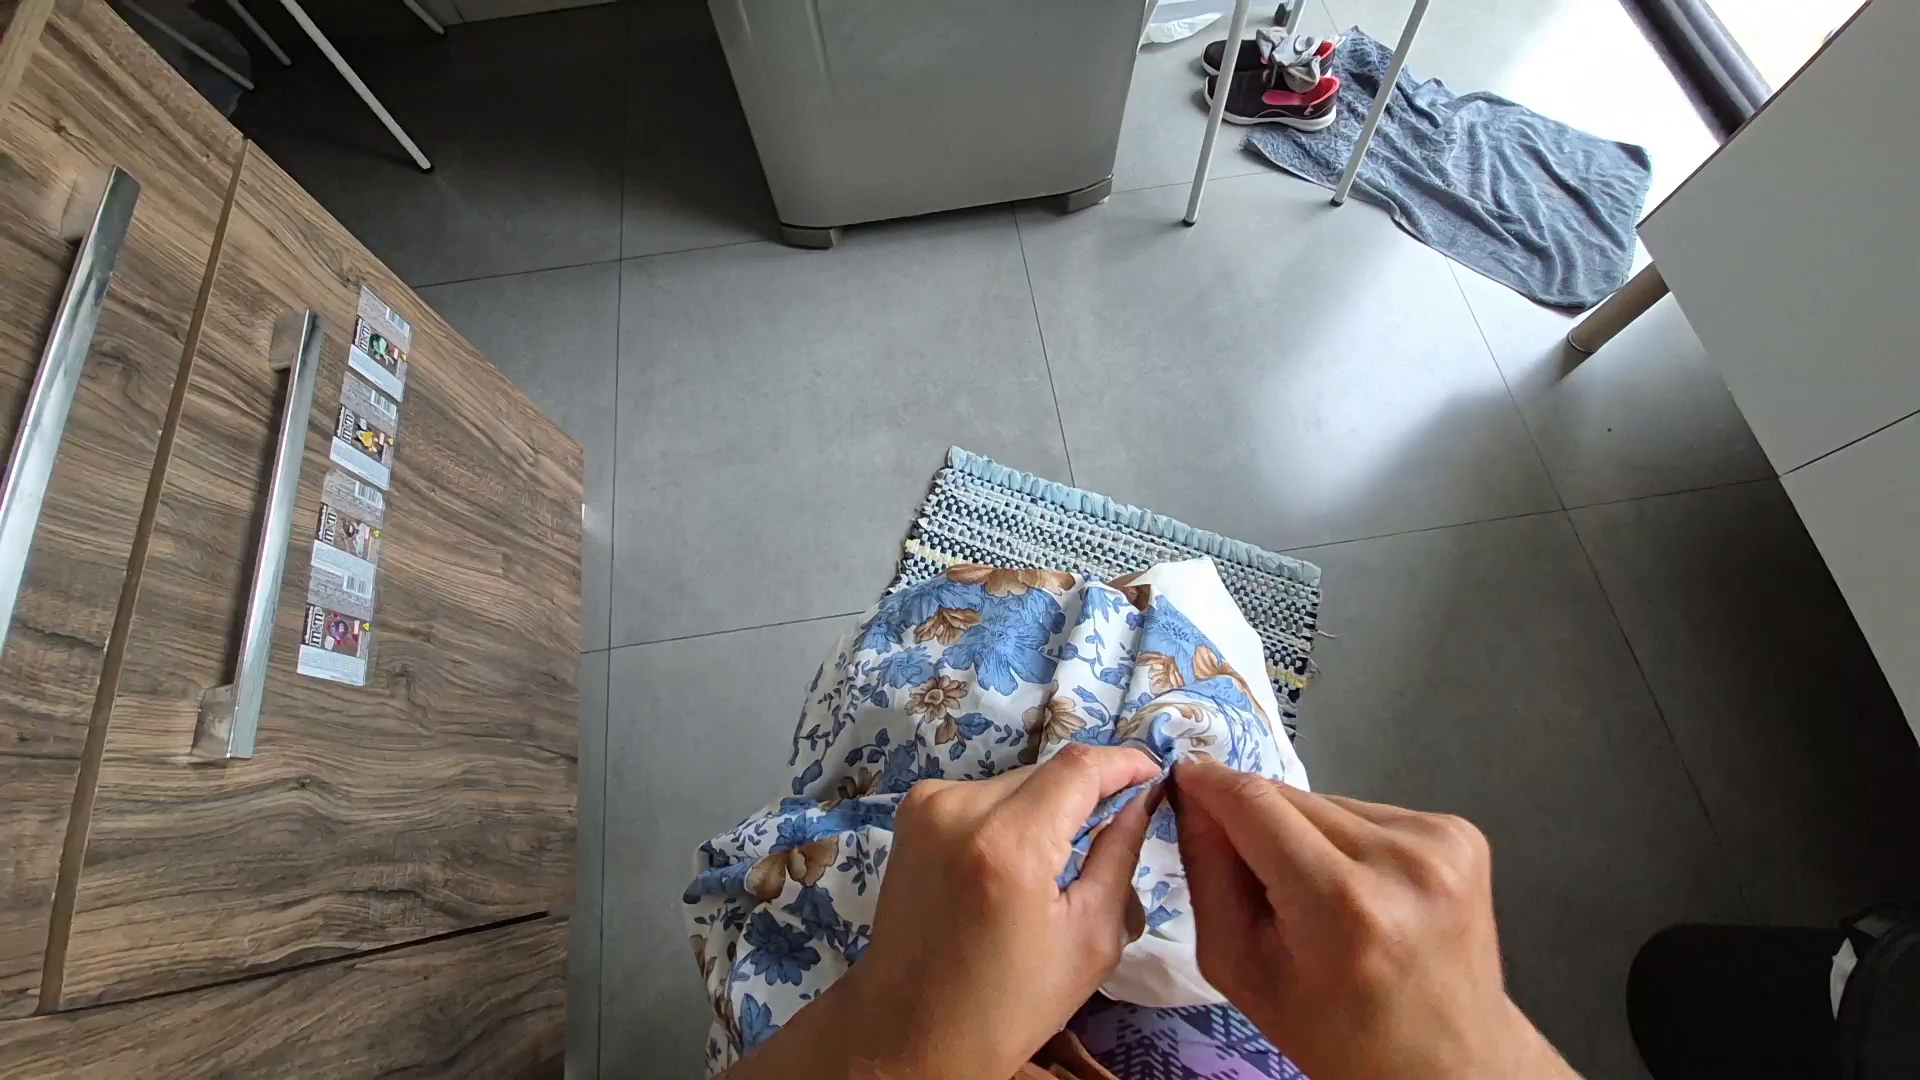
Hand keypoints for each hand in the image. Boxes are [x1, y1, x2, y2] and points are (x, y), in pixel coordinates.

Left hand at [725, 744, 1160, 1079]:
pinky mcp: (912, 808)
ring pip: (1016, 781)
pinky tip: (1008, 860)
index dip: (1122, 762)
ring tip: (1053, 858)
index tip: (1151, 772)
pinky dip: (1008, 814)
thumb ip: (1119, 855)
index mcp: (1010, 844)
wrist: (910, 1028)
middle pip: (1047, 773)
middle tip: (1113, 825)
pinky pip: (982, 792)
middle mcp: (962, 806)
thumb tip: (1141, 798)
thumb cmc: (1010, 1002)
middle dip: (1086, 792)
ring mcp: (929, 802)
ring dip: (1046, 805)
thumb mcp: (1088, 939)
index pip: (1078, 768)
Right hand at [1173, 761, 1578, 1079]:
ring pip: (1322, 800)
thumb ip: (1204, 870)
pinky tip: (1360, 884)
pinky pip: (1363, 809)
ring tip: (1315, 886)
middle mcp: (1400, 862)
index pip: (1252, 802)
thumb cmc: (1330, 1029)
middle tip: (1251, 868)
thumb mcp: (1237, 964)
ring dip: (1300, 828)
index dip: (1208, 782)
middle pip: (1286, 797)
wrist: (1451, 1068)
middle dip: (1252, 818)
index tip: (1182, 779)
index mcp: (1341, 906)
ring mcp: (1440, 843)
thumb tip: (1193, 793)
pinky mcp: (1460, 833)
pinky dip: (1343, 836)